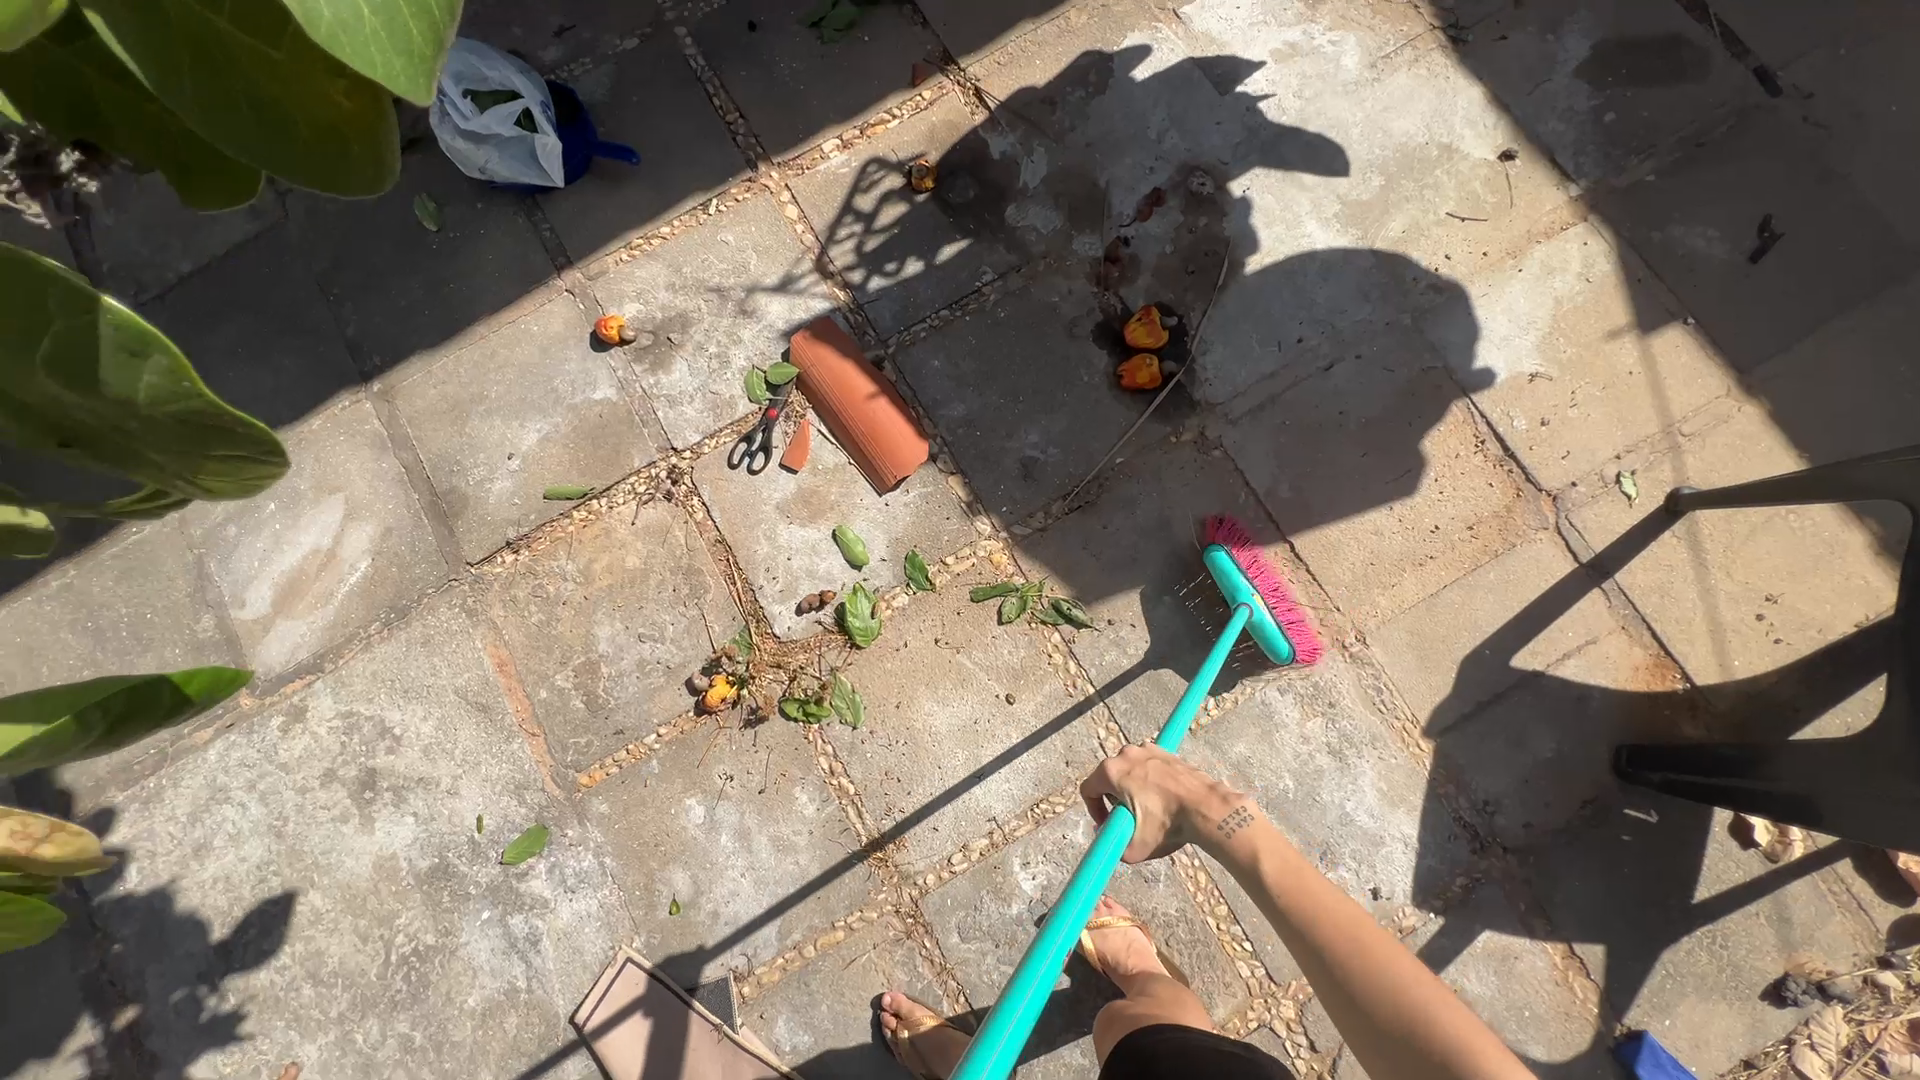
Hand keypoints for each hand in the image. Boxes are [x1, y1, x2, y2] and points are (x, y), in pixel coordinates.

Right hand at [1079, 745, 1255, 861]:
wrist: (1204, 808)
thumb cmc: (1168, 824)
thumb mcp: (1134, 848)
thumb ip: (1111, 846)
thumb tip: (1106, 837)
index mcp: (1111, 771)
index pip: (1088, 789)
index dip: (1094, 810)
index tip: (1107, 823)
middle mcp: (1125, 754)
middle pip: (1109, 778)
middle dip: (1114, 799)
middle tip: (1128, 817)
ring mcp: (1146, 749)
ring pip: (1129, 770)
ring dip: (1132, 787)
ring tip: (1147, 808)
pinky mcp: (1164, 751)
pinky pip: (1148, 765)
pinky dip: (1150, 779)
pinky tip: (1162, 798)